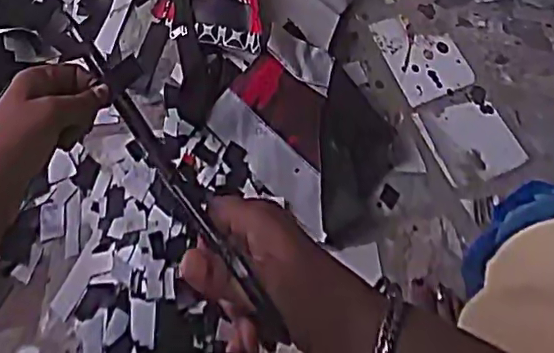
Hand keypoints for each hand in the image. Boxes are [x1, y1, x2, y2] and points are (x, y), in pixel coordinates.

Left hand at [0, 63, 106, 179]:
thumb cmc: (7, 146)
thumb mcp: (53, 113)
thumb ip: (82, 101)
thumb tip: (101, 91)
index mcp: (31, 79)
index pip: (72, 70)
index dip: (89, 84)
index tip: (101, 99)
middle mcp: (29, 98)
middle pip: (71, 95)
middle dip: (81, 110)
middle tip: (77, 122)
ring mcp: (30, 123)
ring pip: (66, 119)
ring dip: (72, 130)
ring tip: (64, 138)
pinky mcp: (31, 147)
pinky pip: (58, 138)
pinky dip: (63, 144)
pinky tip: (57, 151)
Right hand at [179, 198, 383, 352]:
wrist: (364, 339)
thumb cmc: (326, 305)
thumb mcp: (262, 289)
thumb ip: (223, 273)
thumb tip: (189, 260)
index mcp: (260, 221)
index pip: (211, 213)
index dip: (200, 242)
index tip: (197, 272)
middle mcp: (265, 239)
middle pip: (220, 255)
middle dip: (221, 289)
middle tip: (233, 310)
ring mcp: (273, 267)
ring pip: (234, 285)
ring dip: (235, 314)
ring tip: (250, 335)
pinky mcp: (281, 294)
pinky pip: (251, 303)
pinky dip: (250, 323)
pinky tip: (258, 339)